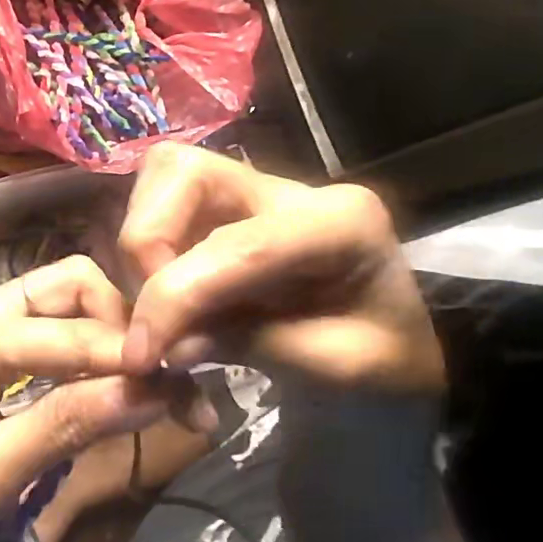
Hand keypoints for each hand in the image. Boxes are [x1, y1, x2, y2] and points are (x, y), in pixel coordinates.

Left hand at [0, 255, 168, 541]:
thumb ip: (66, 426)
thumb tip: (152, 391)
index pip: (71, 334)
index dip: (132, 359)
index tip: (190, 391)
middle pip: (72, 285)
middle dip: (123, 327)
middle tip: (162, 386)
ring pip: (67, 297)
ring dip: (111, 334)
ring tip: (148, 387)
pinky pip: (51, 323)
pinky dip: (88, 347)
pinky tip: (112, 382)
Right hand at [118, 142, 443, 399]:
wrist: (402, 347)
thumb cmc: (386, 366)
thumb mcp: (335, 369)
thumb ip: (244, 345)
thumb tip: (160, 345)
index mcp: (339, 223)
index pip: (235, 243)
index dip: (175, 295)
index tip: (140, 354)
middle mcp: (289, 189)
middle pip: (183, 171)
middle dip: (146, 242)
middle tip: (153, 312)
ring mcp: (253, 190)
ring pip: (163, 176)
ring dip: (142, 241)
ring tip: (159, 304)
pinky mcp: (226, 205)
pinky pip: (161, 203)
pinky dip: (146, 248)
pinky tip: (165, 294)